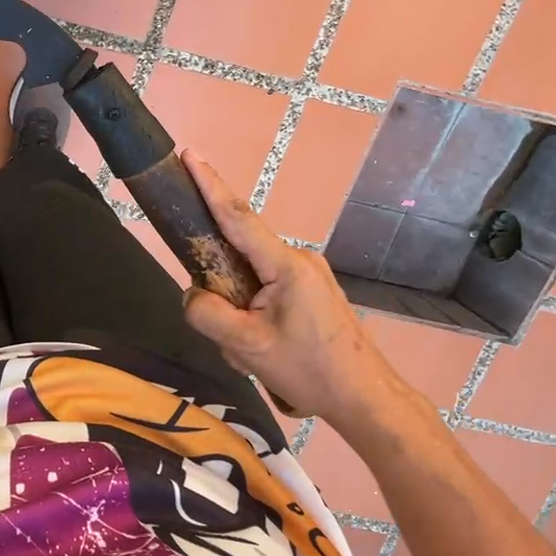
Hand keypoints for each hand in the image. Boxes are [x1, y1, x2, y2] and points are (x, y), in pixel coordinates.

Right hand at [178, 150, 415, 430]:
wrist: (366, 400)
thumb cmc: (309, 369)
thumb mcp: (245, 347)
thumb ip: (207, 313)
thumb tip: (192, 295)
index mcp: (286, 265)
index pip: (237, 217)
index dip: (209, 185)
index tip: (188, 155)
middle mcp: (298, 259)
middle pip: (236, 254)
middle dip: (220, 288)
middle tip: (226, 330)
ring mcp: (307, 275)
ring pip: (248, 278)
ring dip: (237, 310)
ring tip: (249, 352)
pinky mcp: (309, 292)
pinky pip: (263, 290)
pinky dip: (250, 315)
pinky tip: (260, 349)